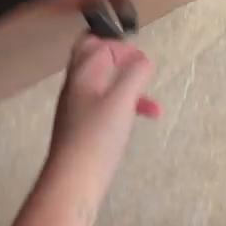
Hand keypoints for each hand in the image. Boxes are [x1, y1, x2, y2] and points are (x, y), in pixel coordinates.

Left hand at [40, 35, 161, 219]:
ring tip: (153, 104)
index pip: (97, 43)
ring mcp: (77, 108)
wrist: (72, 182)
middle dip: (118, 58)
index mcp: (82, 73)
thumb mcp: (122, 101)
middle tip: (139, 66)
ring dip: (128, 88)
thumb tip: (143, 59)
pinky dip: (123, 107)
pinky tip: (140, 122)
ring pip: (103, 84)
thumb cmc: (97, 136)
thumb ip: (134, 74)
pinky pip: (104, 106)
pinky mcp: (82, 128)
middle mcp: (76, 86)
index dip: (121, 46)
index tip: (143, 61)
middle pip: (92, 58)